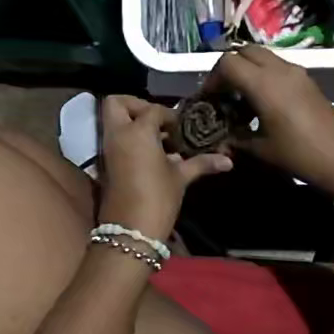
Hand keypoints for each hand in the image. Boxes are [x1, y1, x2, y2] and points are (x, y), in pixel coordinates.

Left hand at [97, 96, 230, 241]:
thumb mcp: (181, 178)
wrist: (130, 231)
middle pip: (117, 103)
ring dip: (133, 124)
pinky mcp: (106, 164)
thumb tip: (228, 160)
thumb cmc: (158, 198)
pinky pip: (115, 140)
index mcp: (137, 132)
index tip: (182, 129)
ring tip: (160, 140)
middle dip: (136, 105)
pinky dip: (130, 140)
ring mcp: (108, 149)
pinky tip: (153, 156)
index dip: (170, 116)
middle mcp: (118, 135)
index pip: (153, 110)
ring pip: (113, 121)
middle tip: (158, 122)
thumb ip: (201, 163)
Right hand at [206, 47, 333, 188]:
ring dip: (248, 70)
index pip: (227, 63)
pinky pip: (279, 67)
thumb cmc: (299, 155)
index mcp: (263, 83)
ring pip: (264, 57)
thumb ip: (237, 139)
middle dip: (229, 68)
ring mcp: (297, 73)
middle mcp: (280, 69)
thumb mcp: (261, 150)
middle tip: (224, 93)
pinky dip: (265, 76)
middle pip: (245, 51)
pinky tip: (264, 104)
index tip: (209, 98)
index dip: (212, 78)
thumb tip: (220, 140)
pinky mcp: (308, 81)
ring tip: (242, 100)